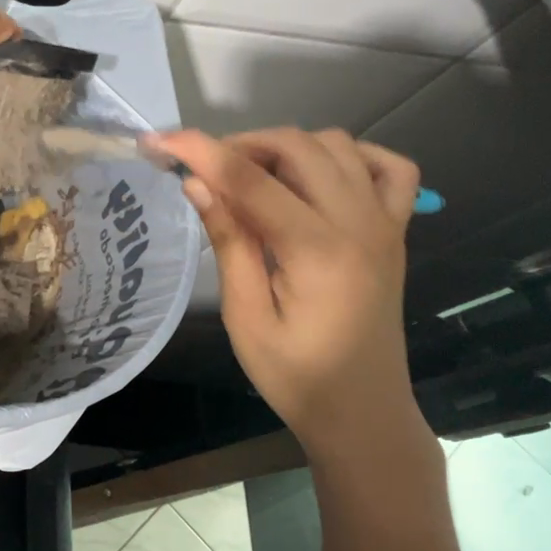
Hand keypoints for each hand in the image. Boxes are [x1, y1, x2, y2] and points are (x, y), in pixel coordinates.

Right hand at [156, 128, 424, 456]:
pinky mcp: (394, 231)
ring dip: (285, 146)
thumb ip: (229, 243)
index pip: (250, 179)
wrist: (362, 410)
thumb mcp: (246, 316)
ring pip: (338, 146)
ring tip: (247, 176)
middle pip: (297, 147)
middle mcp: (359, 224)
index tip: (156, 140)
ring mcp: (385, 223)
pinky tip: (315, 176)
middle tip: (198, 170)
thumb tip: (198, 185)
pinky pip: (388, 168)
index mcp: (318, 250)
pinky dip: (349, 157)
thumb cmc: (294, 375)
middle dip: (239, 144)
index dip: (199, 151)